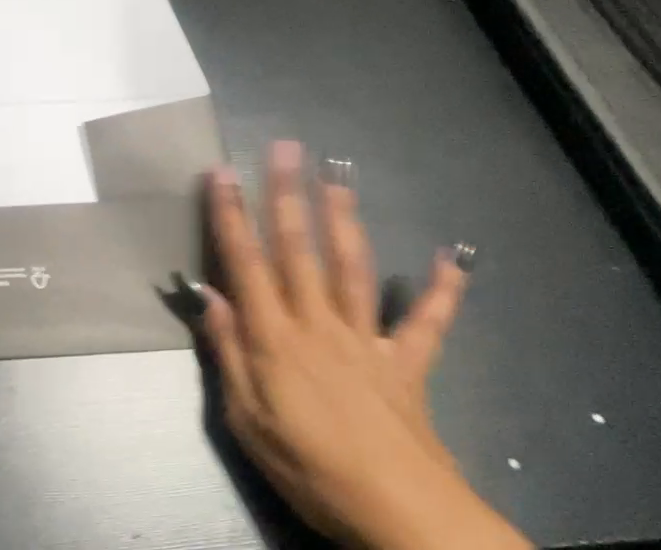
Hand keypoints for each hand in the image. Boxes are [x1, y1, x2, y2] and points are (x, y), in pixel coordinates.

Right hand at [198, 141, 528, 549]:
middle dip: (287, 195)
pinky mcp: (406, 363)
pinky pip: (425, 322)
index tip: (221, 172)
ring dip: (343, 218)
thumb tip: (208, 295)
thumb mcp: (246, 420)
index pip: (246, 264)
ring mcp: (366, 340)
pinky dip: (442, 290)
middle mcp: (318, 325)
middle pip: (298, 250)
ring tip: (338, 174)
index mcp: (275, 339)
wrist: (401, 514)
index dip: (231, 216)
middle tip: (285, 148)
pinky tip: (452, 256)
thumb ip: (229, 353)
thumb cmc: (309, 467)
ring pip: (351, 267)